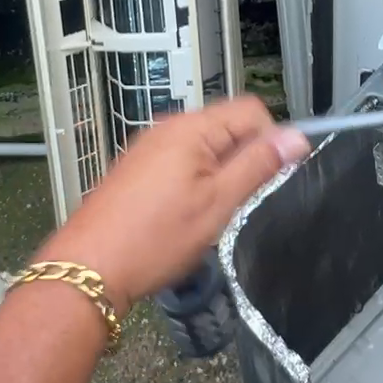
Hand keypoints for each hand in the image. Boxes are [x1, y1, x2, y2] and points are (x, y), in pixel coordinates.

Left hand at [33, 97, 308, 310]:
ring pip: (205, 145)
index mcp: (192, 127)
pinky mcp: (137, 166)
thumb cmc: (153, 240)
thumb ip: (259, 165)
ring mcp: (149, 145)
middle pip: (227, 126)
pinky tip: (182, 214)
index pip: (252, 110)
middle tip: (236, 201)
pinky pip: (180, 158)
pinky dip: (193, 178)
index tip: (269, 177)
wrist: (86, 272)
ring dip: (218, 171)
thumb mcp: (218, 204)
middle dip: (242, 158)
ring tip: (208, 212)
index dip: (270, 140)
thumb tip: (296, 136)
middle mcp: (169, 127)